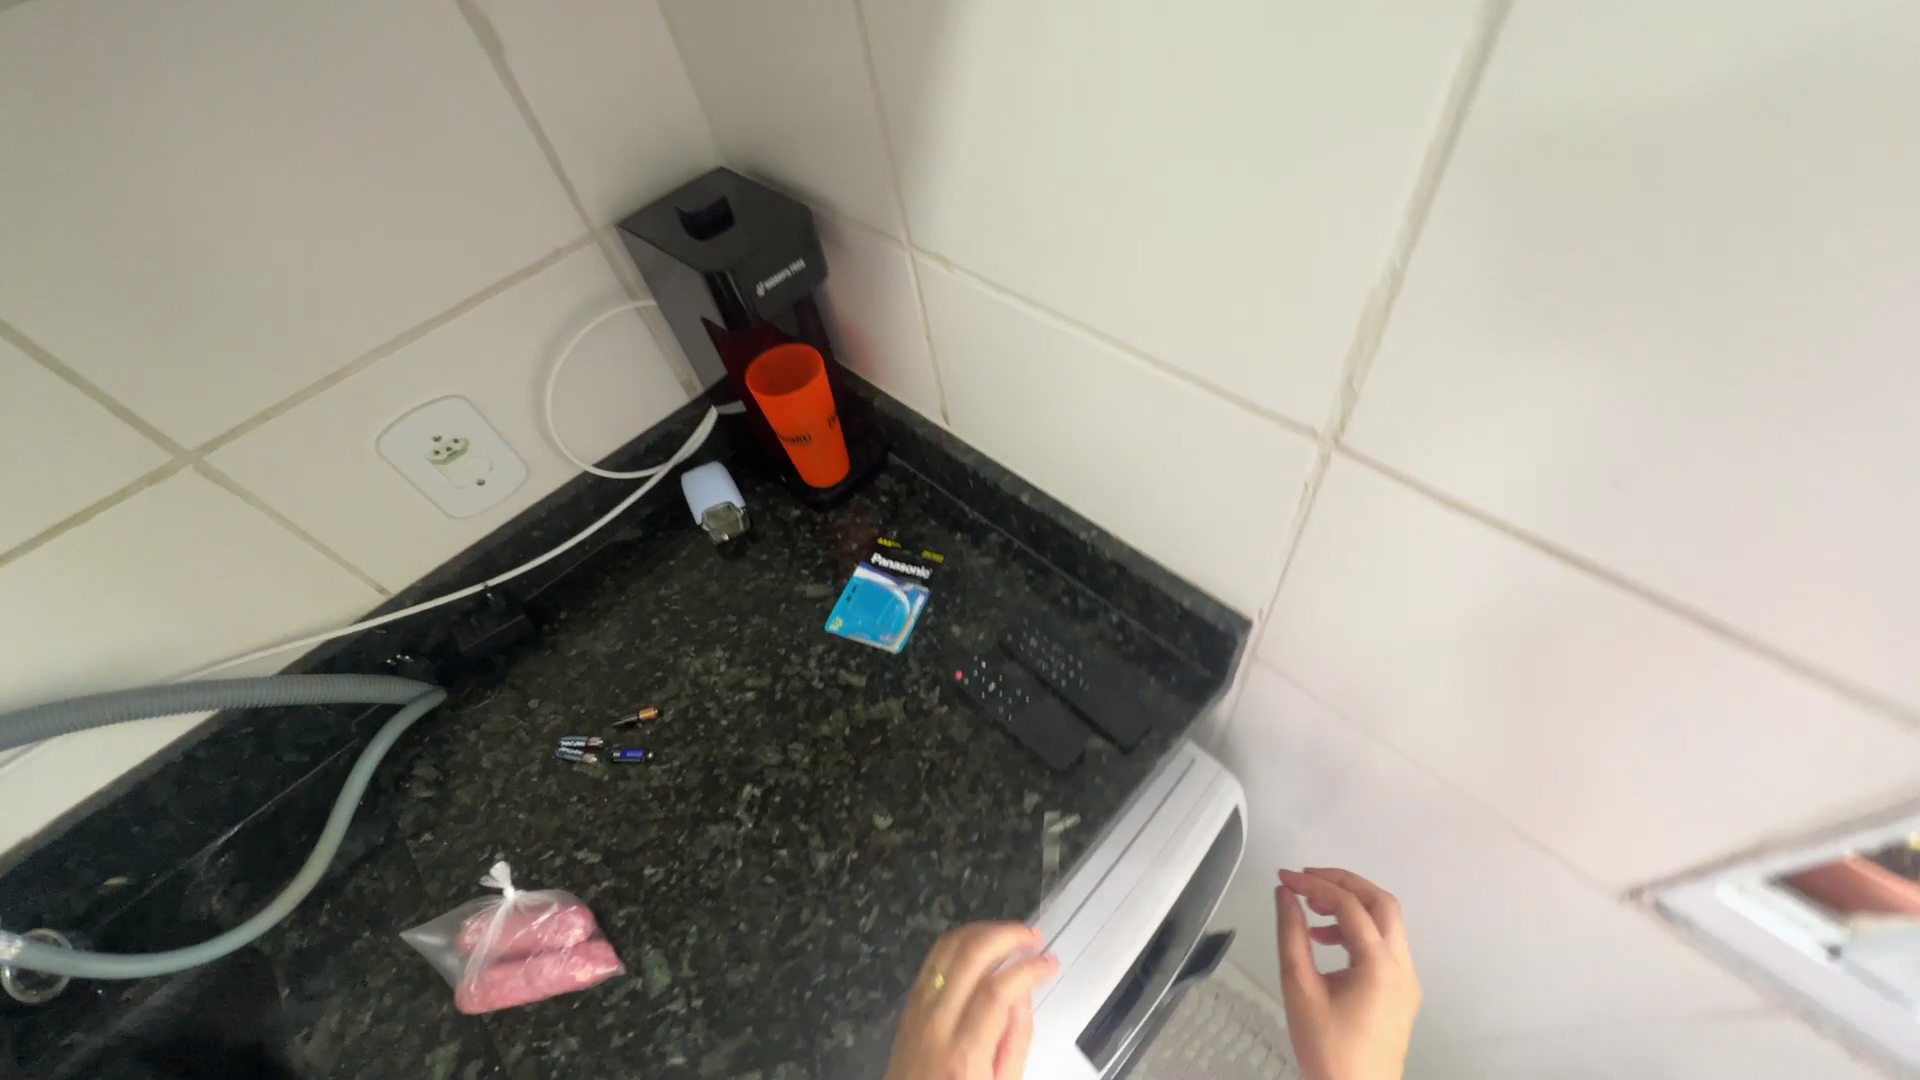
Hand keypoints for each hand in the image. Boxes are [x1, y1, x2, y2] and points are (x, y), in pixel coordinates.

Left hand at [885, 921, 1059, 1079]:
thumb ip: (1016, 1041)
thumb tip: (1024, 992)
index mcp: (963, 1054)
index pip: (997, 990)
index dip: (1028, 968)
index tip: (1049, 962)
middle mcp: (936, 1023)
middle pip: (971, 954)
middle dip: (1008, 935)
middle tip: (1034, 938)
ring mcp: (918, 1008)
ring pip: (950, 944)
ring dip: (986, 929)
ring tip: (1013, 935)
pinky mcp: (910, 1002)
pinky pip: (935, 955)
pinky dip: (963, 939)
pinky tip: (983, 943)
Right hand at [1275, 868, 1420, 1079]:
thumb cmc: (1326, 1047)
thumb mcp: (1299, 986)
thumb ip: (1292, 933)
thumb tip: (1286, 893)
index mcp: (1380, 966)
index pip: (1349, 905)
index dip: (1314, 884)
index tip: (1283, 878)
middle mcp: (1402, 967)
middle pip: (1381, 902)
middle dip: (1342, 882)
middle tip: (1305, 879)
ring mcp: (1406, 980)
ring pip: (1386, 921)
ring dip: (1350, 903)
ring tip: (1310, 907)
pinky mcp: (1400, 991)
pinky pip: (1383, 943)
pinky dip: (1356, 927)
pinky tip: (1324, 938)